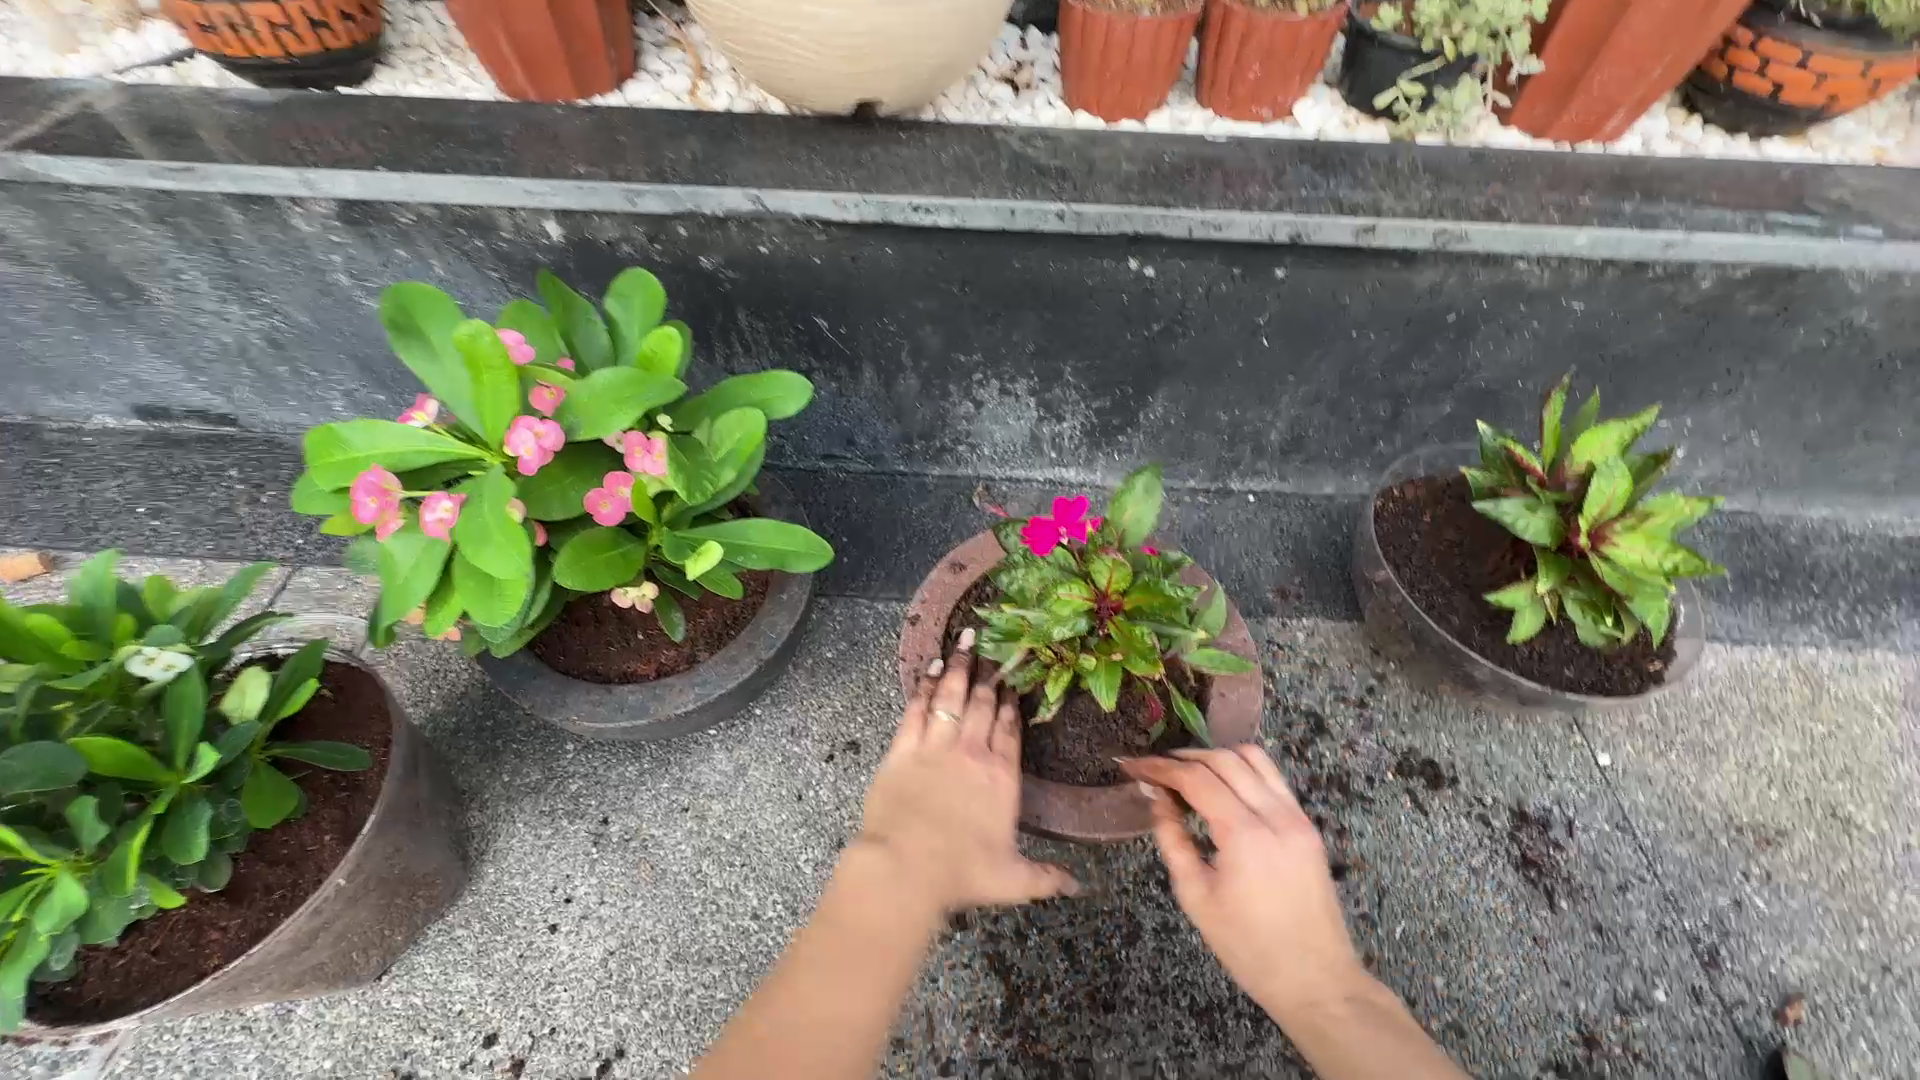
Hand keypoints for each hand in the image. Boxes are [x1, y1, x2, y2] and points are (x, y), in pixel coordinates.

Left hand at [850, 632, 1079, 913]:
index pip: (1009, 730)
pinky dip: (924, 687)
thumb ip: (1045, 877)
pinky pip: (917, 709)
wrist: (905, 868)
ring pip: (950, 697)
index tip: (1012, 685)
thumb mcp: (1011, 880)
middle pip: (981, 704)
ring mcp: (936, 747)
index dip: (1010, 705)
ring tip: (963, 641)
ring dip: (958, 668)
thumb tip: (1077, 886)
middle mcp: (971, 753)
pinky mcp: (903, 749)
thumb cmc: (961, 873)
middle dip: (988, 674)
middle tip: (992, 650)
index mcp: (1000, 777)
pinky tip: (928, 669)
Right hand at [1119, 747, 1367, 1023]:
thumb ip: (1173, 839)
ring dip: (1215, 756)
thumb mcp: (1196, 896)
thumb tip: (1156, 799)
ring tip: (1187, 772)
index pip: (1196, 779)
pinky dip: (1242, 770)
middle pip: (1224, 759)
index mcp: (1245, 835)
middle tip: (1154, 769)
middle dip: (1183, 757)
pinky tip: (1222, 786)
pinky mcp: (1308, 826)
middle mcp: (1275, 815)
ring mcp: (1298, 817)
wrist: (1317, 981)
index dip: (1160, 768)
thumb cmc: (1248, 947)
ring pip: (1254, 758)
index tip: (1134, 767)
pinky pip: (1272, 778)